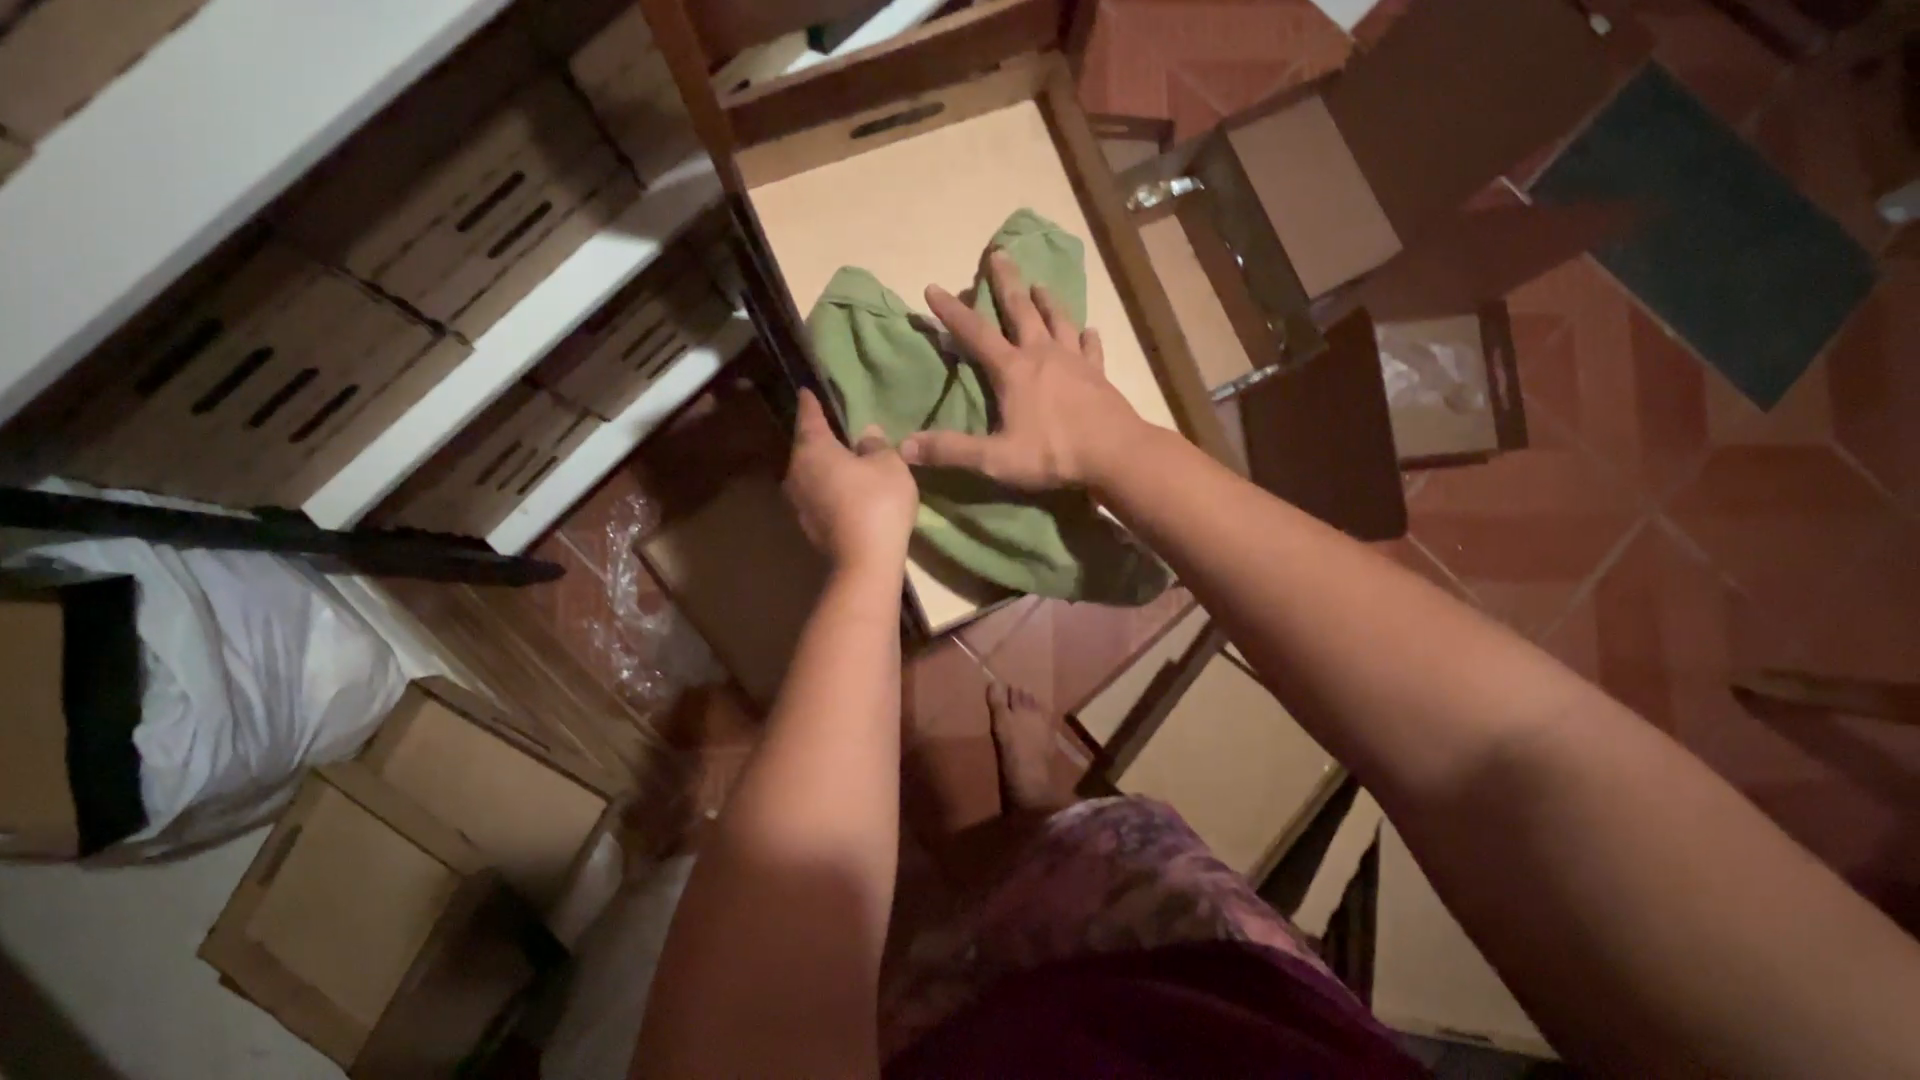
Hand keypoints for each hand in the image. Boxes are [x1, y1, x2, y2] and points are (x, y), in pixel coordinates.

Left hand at [784, 389, 918, 570]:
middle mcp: (797, 472)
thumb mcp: (888, 465)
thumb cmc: (877, 502)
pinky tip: (845, 490)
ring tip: (842, 459)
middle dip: (819, 438)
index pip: (809, 417)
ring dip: (824, 467)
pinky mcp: (808, 526)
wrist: (864, 560)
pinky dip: (828, 488)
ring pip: (810, 474)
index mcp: (813, 449)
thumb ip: (876, 445)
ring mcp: (799, 502)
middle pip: (806, 447)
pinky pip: (817, 496)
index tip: (807, 391)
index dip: (811, 403)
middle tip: (833, 427)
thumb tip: (866, 434)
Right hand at [900, 251, 1148, 490]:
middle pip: (1021, 310)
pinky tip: (1089, 331)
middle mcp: (1043, 355)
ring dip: (1047, 301)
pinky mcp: (1099, 375)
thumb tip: (903, 447)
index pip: (975, 333)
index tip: (932, 287)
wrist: (1115, 454)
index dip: (951, 311)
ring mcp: (1075, 362)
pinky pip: (1091, 349)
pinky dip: (1087, 338)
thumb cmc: (1053, 454)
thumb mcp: (995, 459)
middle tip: (999, 253)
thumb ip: (950, 450)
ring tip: (1040, 285)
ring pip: (1058, 320)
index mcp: (1013, 370)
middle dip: (1006, 282)